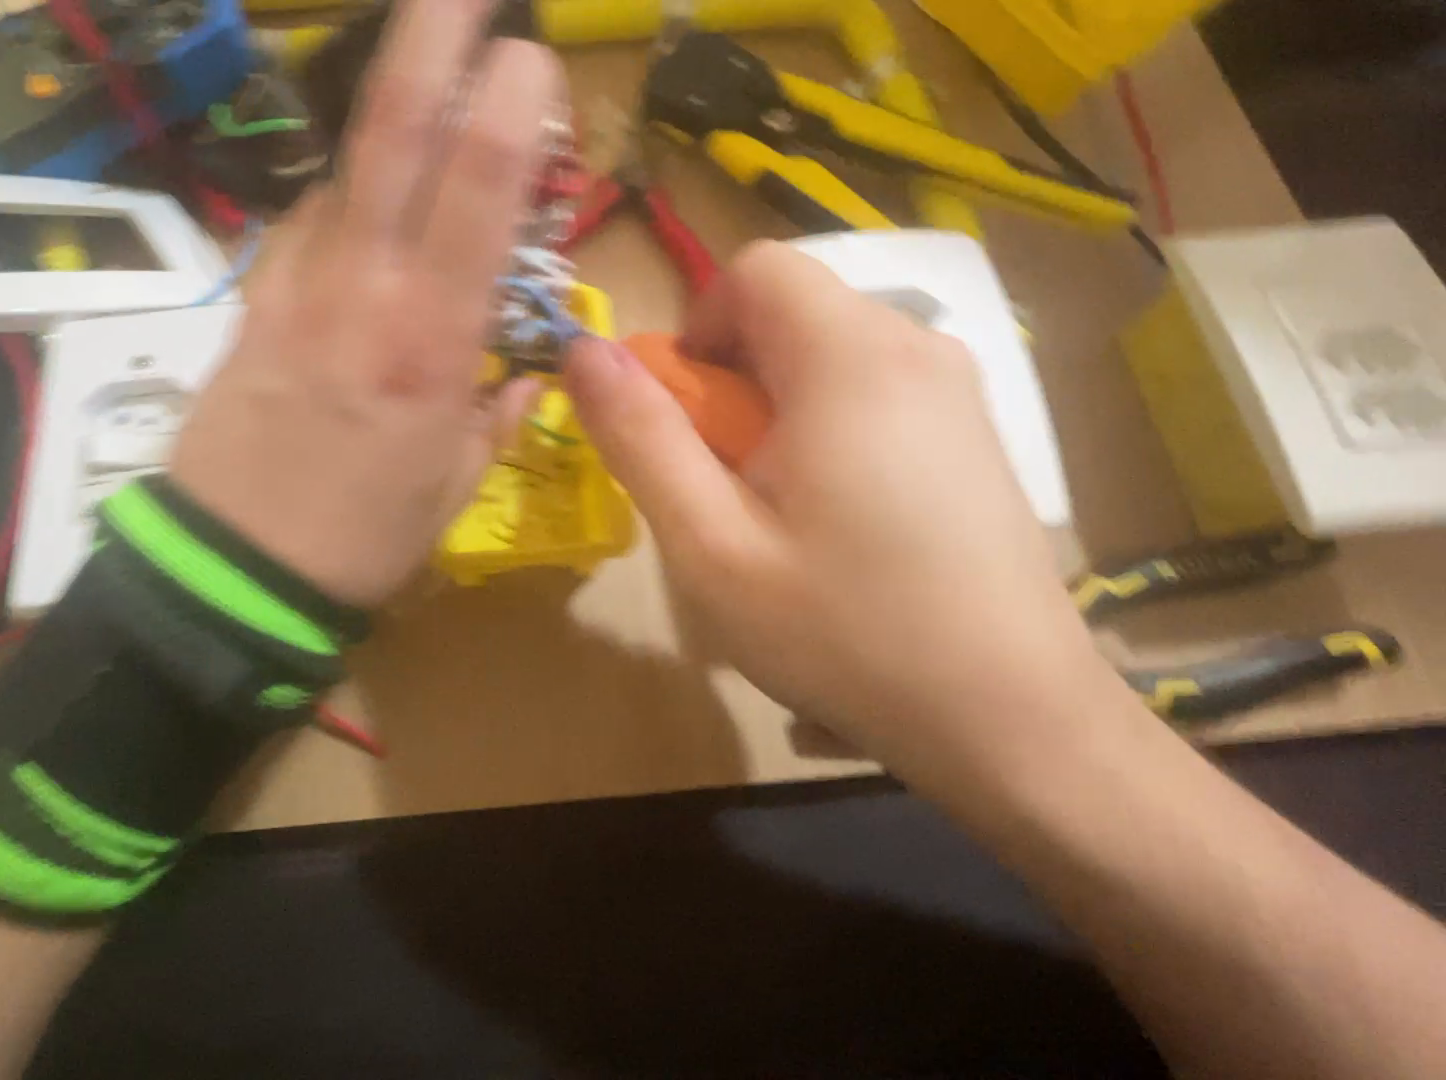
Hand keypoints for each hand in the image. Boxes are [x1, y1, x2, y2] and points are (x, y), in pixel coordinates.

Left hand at [170, 0, 556, 608]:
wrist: (234, 571)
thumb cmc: (364, 538)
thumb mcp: (455, 486)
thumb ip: (497, 415)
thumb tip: (525, 372)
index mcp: (430, 344)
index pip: (476, 193)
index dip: (506, 103)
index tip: (531, 55)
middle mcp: (361, 291)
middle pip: (391, 134)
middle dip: (430, 35)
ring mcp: (294, 286)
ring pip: (342, 170)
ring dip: (387, 115)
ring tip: (425, 86)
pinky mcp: (251, 301)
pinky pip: (307, 225)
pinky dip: (344, 199)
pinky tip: (364, 211)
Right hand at [565, 241, 1110, 761]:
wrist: (1009, 718)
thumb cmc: (843, 631)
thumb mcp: (711, 545)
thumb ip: (640, 438)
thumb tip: (584, 350)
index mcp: (849, 357)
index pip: (755, 270)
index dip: (697, 330)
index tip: (685, 422)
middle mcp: (917, 349)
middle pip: (792, 317)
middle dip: (732, 385)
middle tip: (723, 490)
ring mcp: (959, 394)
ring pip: (831, 361)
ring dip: (776, 418)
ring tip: (777, 521)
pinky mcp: (975, 439)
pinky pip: (875, 400)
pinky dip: (828, 438)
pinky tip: (838, 533)